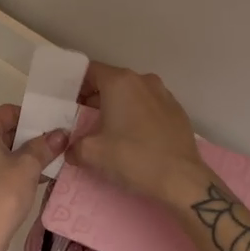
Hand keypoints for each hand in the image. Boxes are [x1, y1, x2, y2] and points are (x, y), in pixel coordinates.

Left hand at [0, 104, 67, 250]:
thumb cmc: (3, 195)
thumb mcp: (28, 167)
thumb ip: (45, 146)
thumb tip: (61, 134)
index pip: (8, 112)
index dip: (32, 116)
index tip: (53, 126)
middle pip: (4, 130)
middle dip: (30, 137)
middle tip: (56, 143)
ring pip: (1, 150)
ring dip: (25, 154)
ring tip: (51, 160)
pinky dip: (14, 168)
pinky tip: (36, 178)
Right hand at [67, 63, 209, 202]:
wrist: (180, 178)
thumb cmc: (132, 158)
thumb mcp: (91, 154)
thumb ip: (73, 146)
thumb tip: (71, 149)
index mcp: (120, 82)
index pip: (90, 71)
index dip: (76, 86)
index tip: (69, 105)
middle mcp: (143, 80)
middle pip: (111, 81)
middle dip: (96, 98)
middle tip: (84, 120)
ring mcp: (164, 94)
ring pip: (132, 93)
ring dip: (118, 106)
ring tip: (110, 130)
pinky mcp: (177, 110)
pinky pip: (149, 106)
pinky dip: (138, 115)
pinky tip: (135, 137)